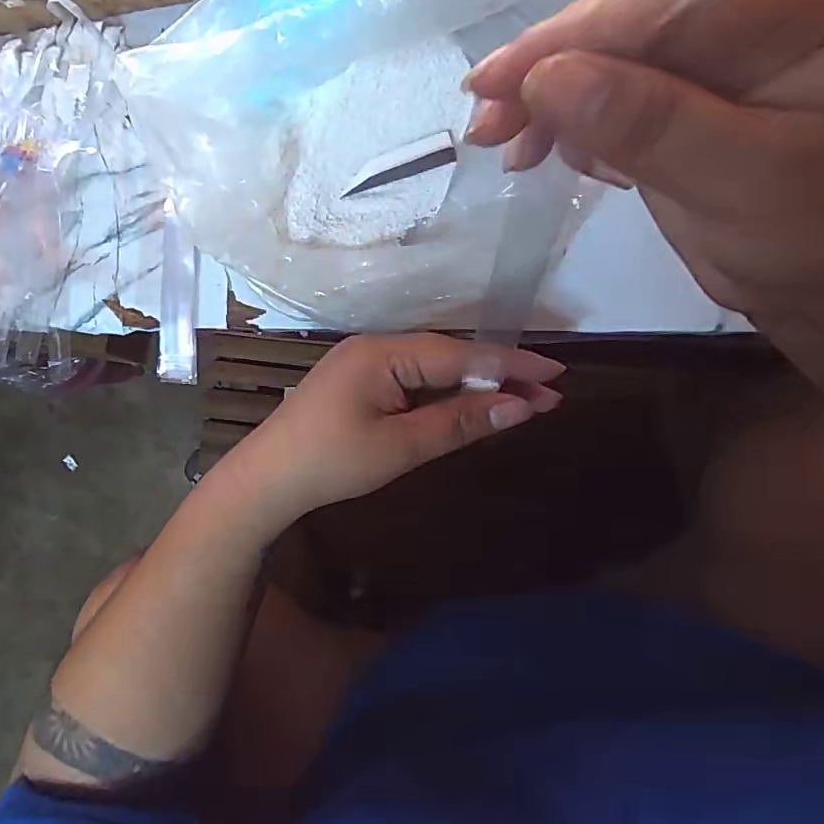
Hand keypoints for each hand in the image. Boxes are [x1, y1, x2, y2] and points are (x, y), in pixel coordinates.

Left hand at [212, 334, 564, 527]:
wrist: (266, 478)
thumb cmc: (331, 463)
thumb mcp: (401, 446)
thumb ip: (460, 422)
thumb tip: (519, 407)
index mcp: (383, 352)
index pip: (461, 354)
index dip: (511, 365)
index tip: (557, 374)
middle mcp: (375, 345)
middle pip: (449, 355)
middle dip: (498, 374)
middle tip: (547, 394)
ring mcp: (364, 361)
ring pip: (432, 366)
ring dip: (473, 383)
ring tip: (520, 400)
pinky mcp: (359, 379)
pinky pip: (412, 377)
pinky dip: (444, 392)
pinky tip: (469, 402)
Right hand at [464, 0, 823, 350]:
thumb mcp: (743, 185)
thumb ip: (645, 122)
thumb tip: (542, 77)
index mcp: (821, 10)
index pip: (673, 1)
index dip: (572, 36)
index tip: (489, 82)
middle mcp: (781, 23)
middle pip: (642, 27)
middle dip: (556, 73)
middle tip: (485, 123)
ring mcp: (744, 71)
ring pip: (628, 67)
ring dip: (562, 105)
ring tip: (511, 150)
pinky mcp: (715, 115)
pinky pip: (637, 106)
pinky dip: (590, 131)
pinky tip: (561, 155)